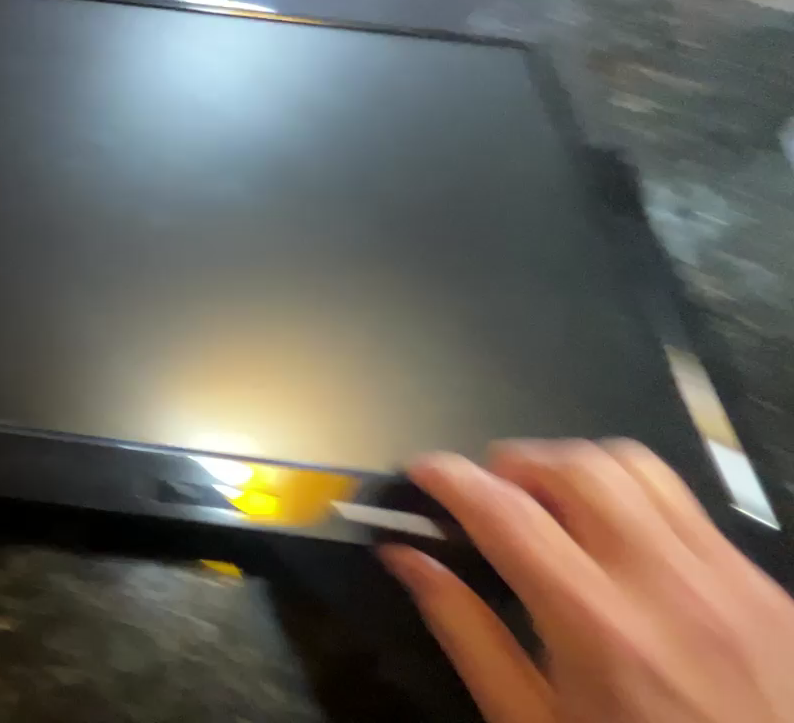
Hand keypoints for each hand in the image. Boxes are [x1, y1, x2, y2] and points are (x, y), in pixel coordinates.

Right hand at [383, 440, 793, 722]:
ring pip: (634, 466)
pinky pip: (687, 505)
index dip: (447, 475)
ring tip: (550, 505)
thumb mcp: (530, 721)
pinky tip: (614, 542)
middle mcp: (670, 588)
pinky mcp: (772, 592)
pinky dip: (630, 499)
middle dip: (511, 464)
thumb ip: (463, 630)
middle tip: (488, 494)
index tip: (420, 472)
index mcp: (599, 626)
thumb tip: (403, 557)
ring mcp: (733, 584)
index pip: (505, 509)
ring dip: (573, 470)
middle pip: (573, 467)